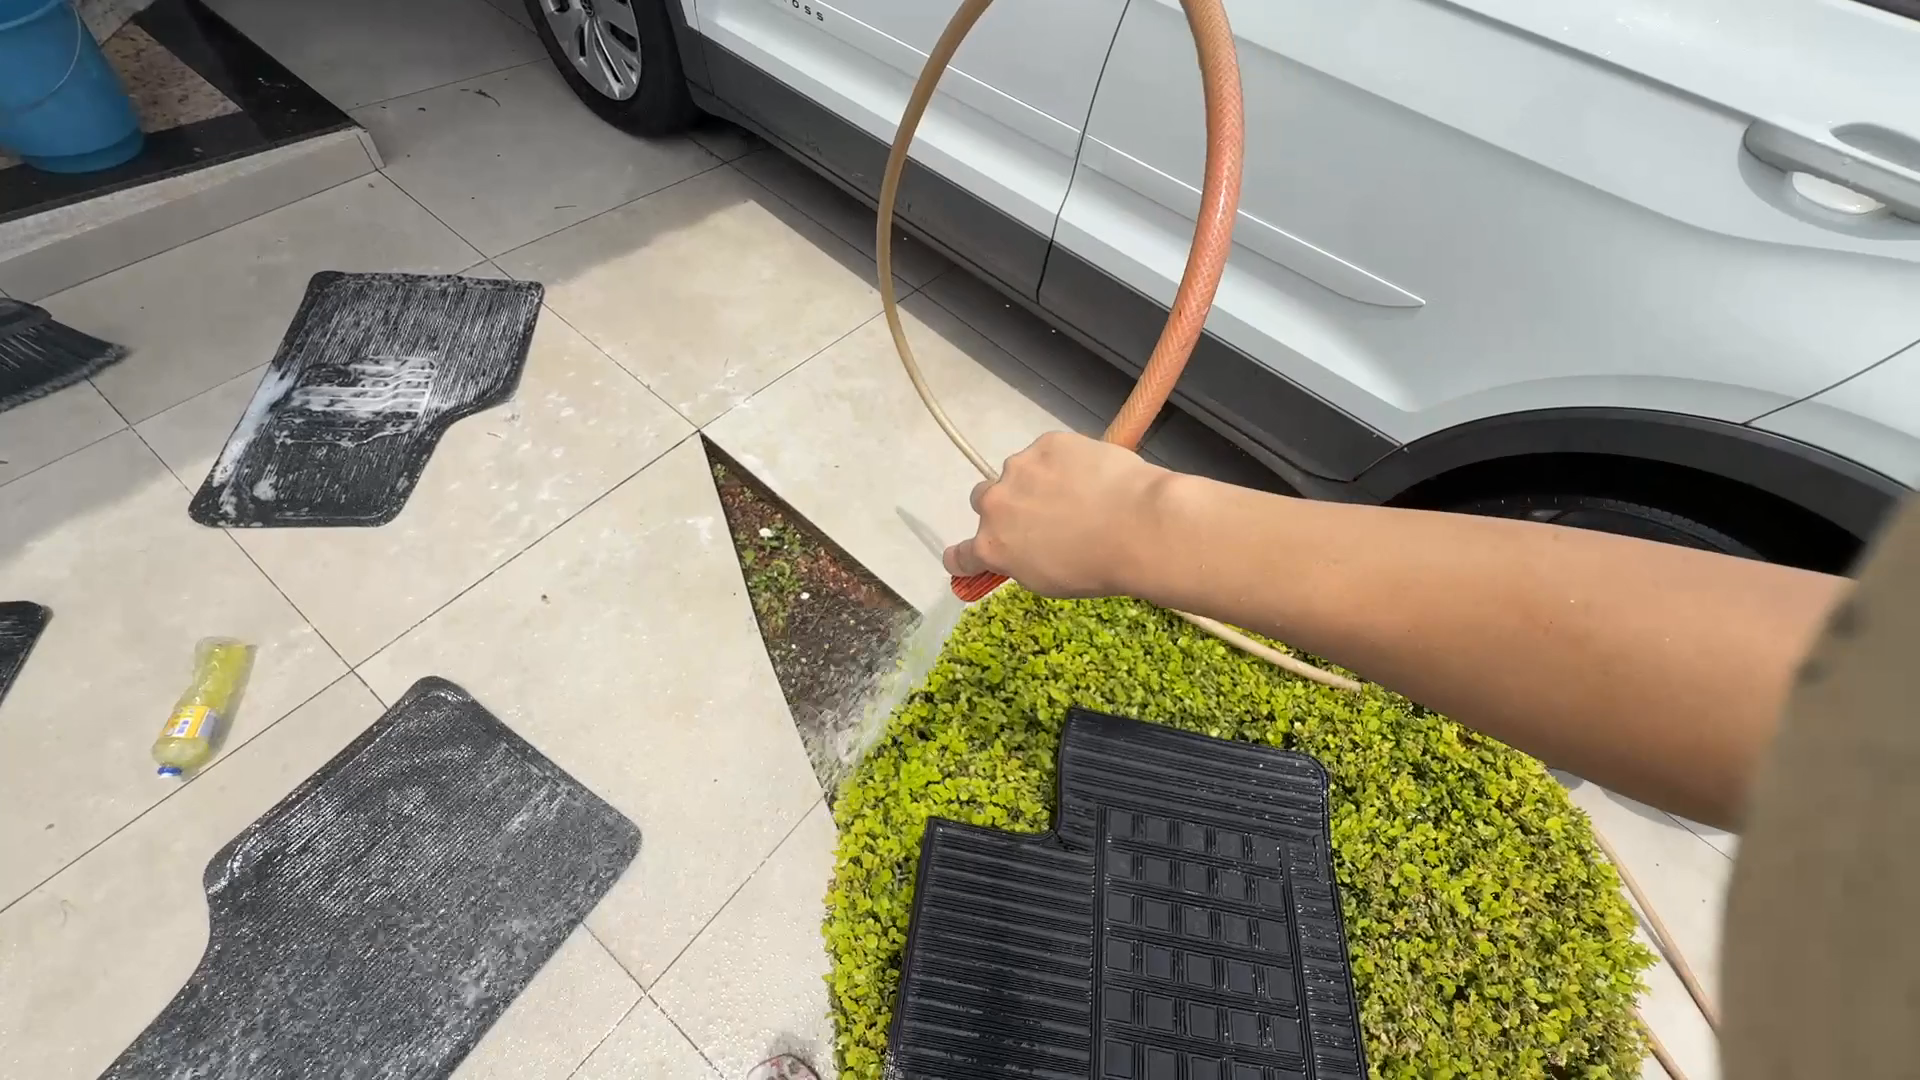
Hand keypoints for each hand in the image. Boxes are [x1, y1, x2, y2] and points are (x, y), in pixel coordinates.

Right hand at [943, 432, 1170, 597]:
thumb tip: (1021, 549)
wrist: (1137, 525)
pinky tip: (1089, 474)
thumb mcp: (1048, 581)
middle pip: (982, 500)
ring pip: (1018, 473)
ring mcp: (1020, 468)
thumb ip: (1021, 562)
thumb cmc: (1096, 567)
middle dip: (1004, 507)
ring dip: (1036, 481)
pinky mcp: (1048, 443)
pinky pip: (1048, 452)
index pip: (960, 555)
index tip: (966, 559)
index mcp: (992, 546)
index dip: (963, 558)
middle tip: (1039, 516)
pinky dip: (1063, 462)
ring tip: (1077, 492)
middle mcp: (995, 504)